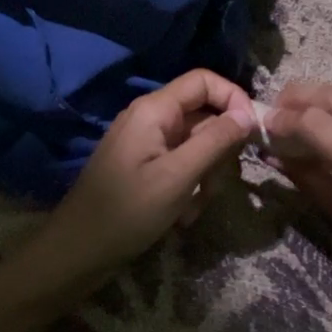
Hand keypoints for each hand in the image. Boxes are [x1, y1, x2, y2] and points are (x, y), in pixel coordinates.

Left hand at [30, 70, 256, 287]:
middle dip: (219, 151)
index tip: (252, 134)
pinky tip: (181, 217)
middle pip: (203, 116)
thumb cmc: (128, 210)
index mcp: (154, 110)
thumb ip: (214, 142)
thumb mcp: (178, 177)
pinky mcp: (144, 167)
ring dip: (206, 176)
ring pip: (196, 145)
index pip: (204, 81)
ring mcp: (146, 143)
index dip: (233, 99)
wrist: (79, 250)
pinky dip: (189, 188)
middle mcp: (150, 118)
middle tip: (216, 187)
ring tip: (193, 209)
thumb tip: (248, 113)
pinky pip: (181, 165)